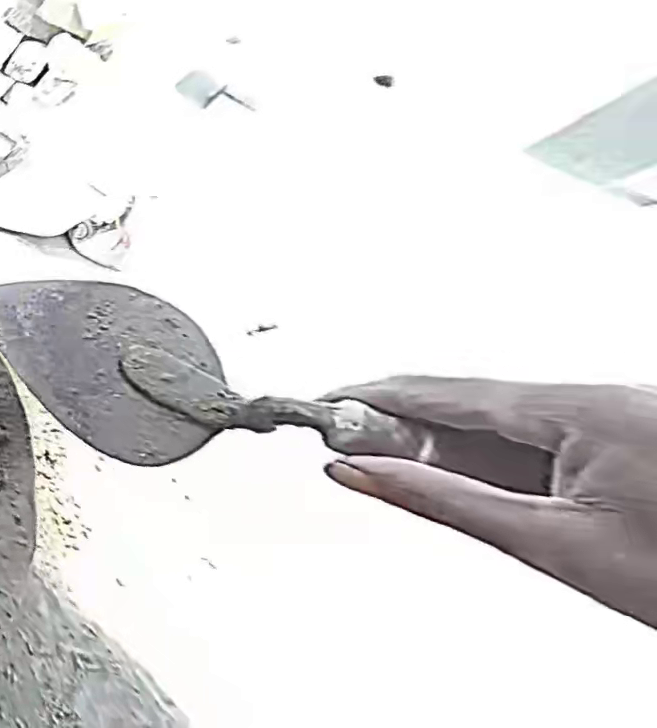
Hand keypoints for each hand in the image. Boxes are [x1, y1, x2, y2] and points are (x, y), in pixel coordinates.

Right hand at [323, 376, 656, 629]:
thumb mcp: (561, 546)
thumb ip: (439, 499)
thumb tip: (354, 471)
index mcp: (582, 410)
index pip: (429, 391)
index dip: (360, 399)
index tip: (313, 412)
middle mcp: (604, 399)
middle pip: (461, 402)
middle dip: (401, 428)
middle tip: (356, 455)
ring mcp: (625, 417)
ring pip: (499, 420)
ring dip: (449, 446)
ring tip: (420, 477)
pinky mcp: (638, 437)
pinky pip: (541, 434)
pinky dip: (497, 457)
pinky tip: (484, 483)